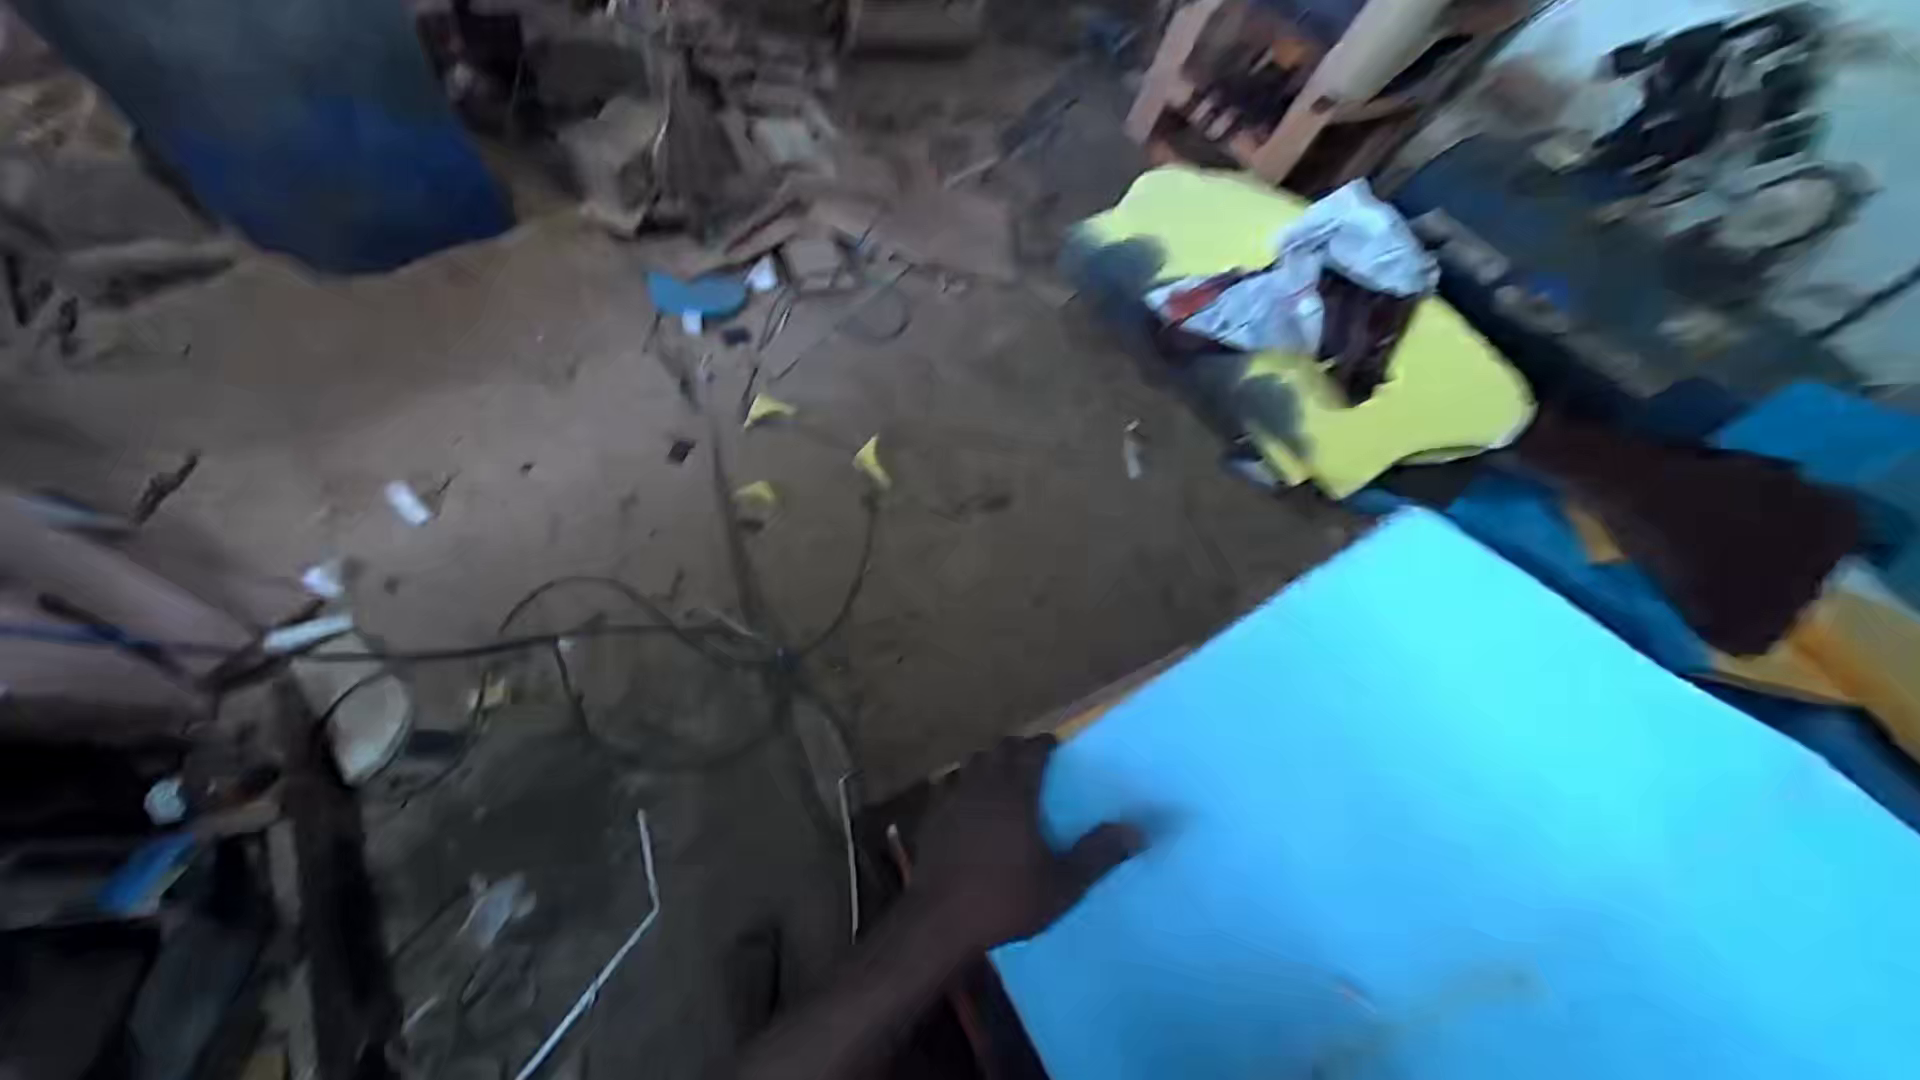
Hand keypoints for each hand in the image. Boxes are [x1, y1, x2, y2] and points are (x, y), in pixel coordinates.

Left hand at [910, 735, 1144, 953]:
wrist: (940, 918)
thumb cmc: (1006, 898)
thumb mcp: (1063, 883)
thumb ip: (1099, 853)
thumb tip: (1139, 830)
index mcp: (1015, 792)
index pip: (1030, 751)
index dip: (1042, 744)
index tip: (1053, 744)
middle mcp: (983, 784)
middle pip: (999, 749)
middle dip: (1016, 748)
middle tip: (1030, 758)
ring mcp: (953, 798)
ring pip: (972, 763)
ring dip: (989, 761)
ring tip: (1001, 775)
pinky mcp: (933, 815)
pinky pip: (950, 786)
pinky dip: (964, 784)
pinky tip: (967, 802)